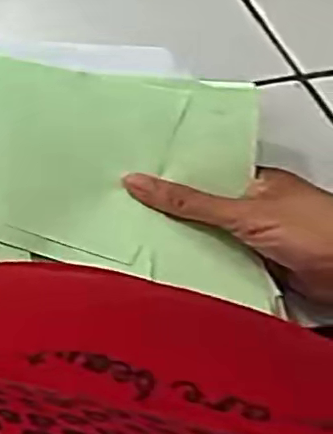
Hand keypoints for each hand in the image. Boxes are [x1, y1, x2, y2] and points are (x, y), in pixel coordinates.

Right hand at [124, 168, 332, 303]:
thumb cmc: (328, 235)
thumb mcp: (246, 212)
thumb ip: (189, 201)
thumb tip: (136, 181)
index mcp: (258, 184)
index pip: (201, 173)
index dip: (165, 174)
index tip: (129, 174)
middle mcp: (255, 207)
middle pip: (196, 203)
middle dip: (164, 206)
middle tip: (122, 201)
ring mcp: (254, 235)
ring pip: (201, 230)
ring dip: (176, 233)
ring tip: (133, 227)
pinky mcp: (251, 260)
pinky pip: (209, 254)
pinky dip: (189, 255)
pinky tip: (163, 252)